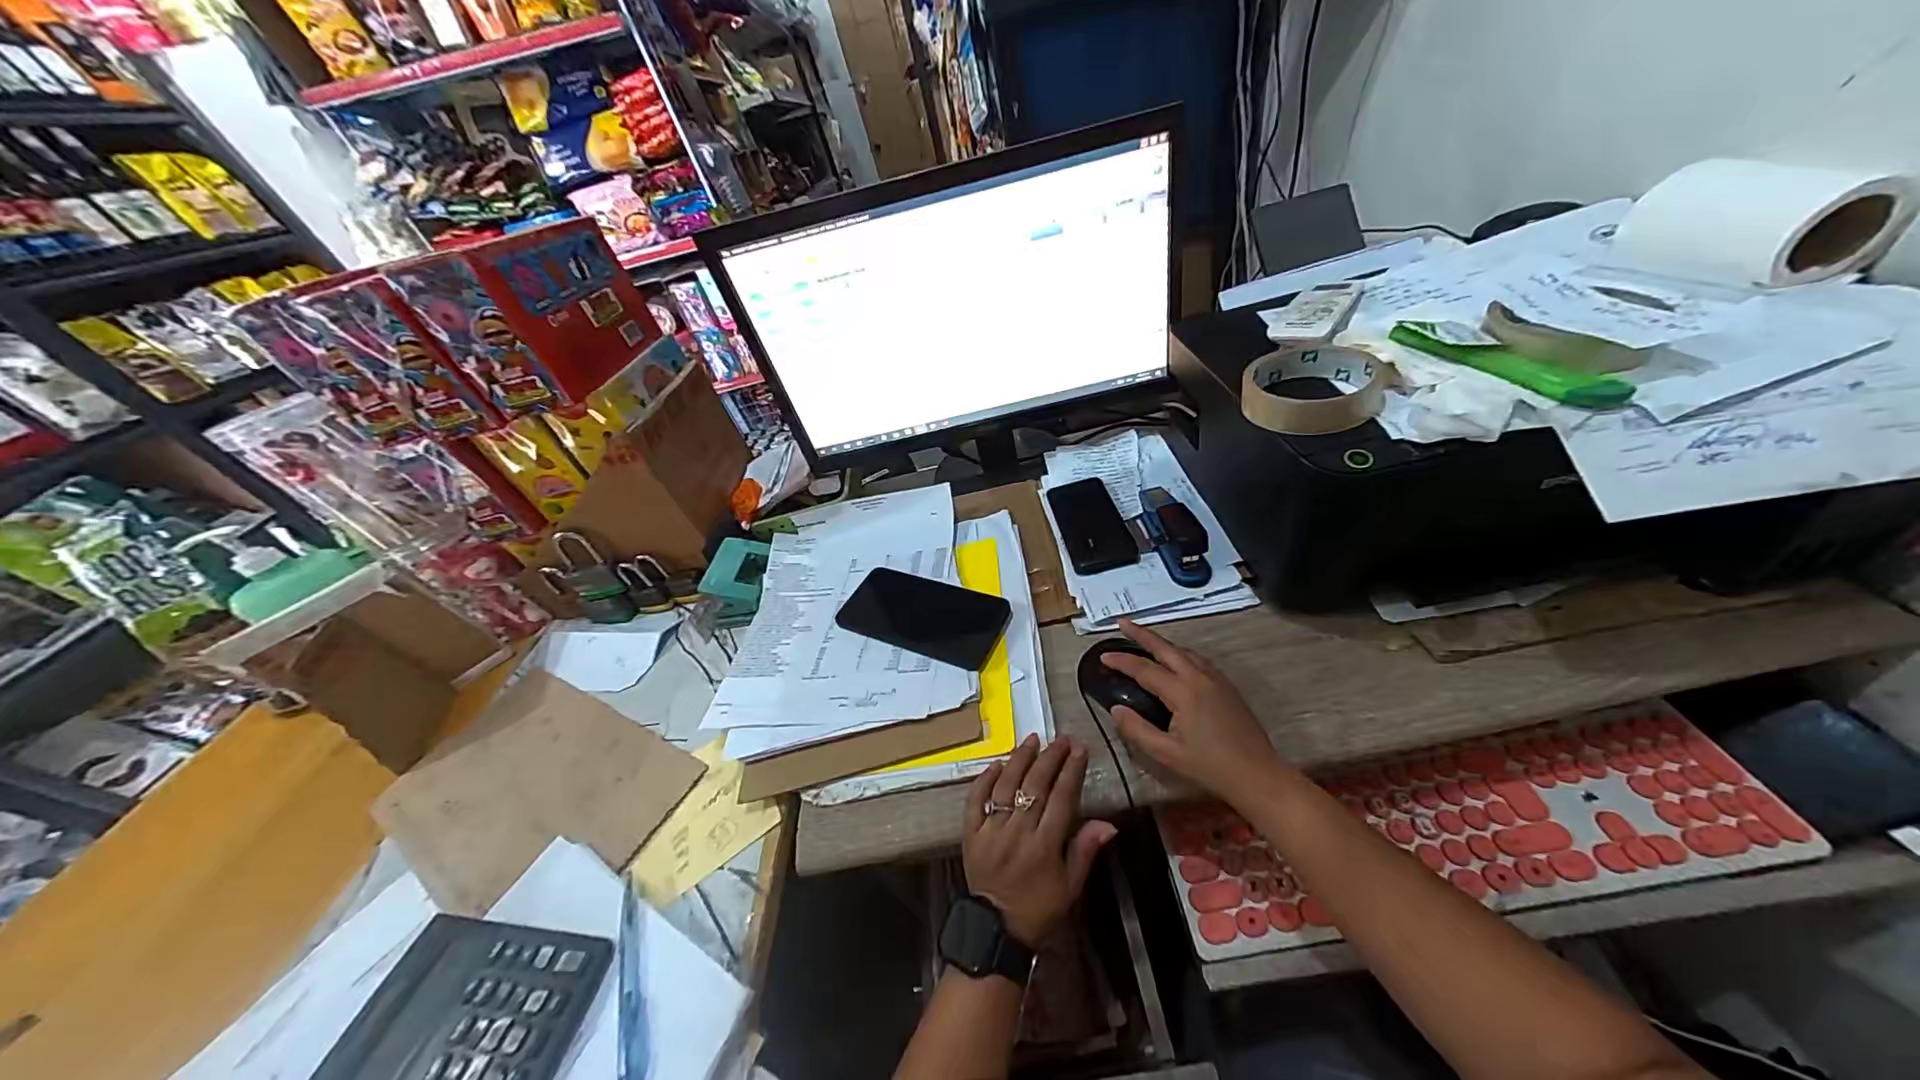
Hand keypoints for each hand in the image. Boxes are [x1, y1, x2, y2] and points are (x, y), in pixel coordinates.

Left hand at [962, 734, 1117, 947]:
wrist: (996, 929)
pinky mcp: (971, 834)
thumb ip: (1085, 850)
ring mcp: (991, 831)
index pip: (1062, 799)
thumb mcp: (1070, 886)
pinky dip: (986, 780)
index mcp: (1045, 846)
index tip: (1079, 750)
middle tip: (1060, 740)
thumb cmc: (1038, 908)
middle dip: (1050, 758)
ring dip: (1020, 760)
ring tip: (1032, 740)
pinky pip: (976, 800)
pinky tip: (998, 764)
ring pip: (1006, 787)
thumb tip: (1109, 823)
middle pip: (1035, 786)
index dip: (1071, 771)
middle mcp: (1018, 833)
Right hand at [1103, 618, 1289, 805]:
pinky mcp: (1227, 687)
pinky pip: (1198, 660)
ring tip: (1144, 640)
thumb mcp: (1167, 753)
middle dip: (1142, 634)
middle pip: (1166, 648)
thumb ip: (1137, 729)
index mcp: (1183, 692)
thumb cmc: (1210, 767)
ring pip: (1184, 652)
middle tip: (1122, 623)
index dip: (1121, 662)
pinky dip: (1179, 653)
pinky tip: (1175, 660)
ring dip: (1162, 643)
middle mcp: (1200, 678)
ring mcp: (1217, 680)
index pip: (1144, 669)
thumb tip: (1116, 709)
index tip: (1102, 656)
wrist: (1258, 775)